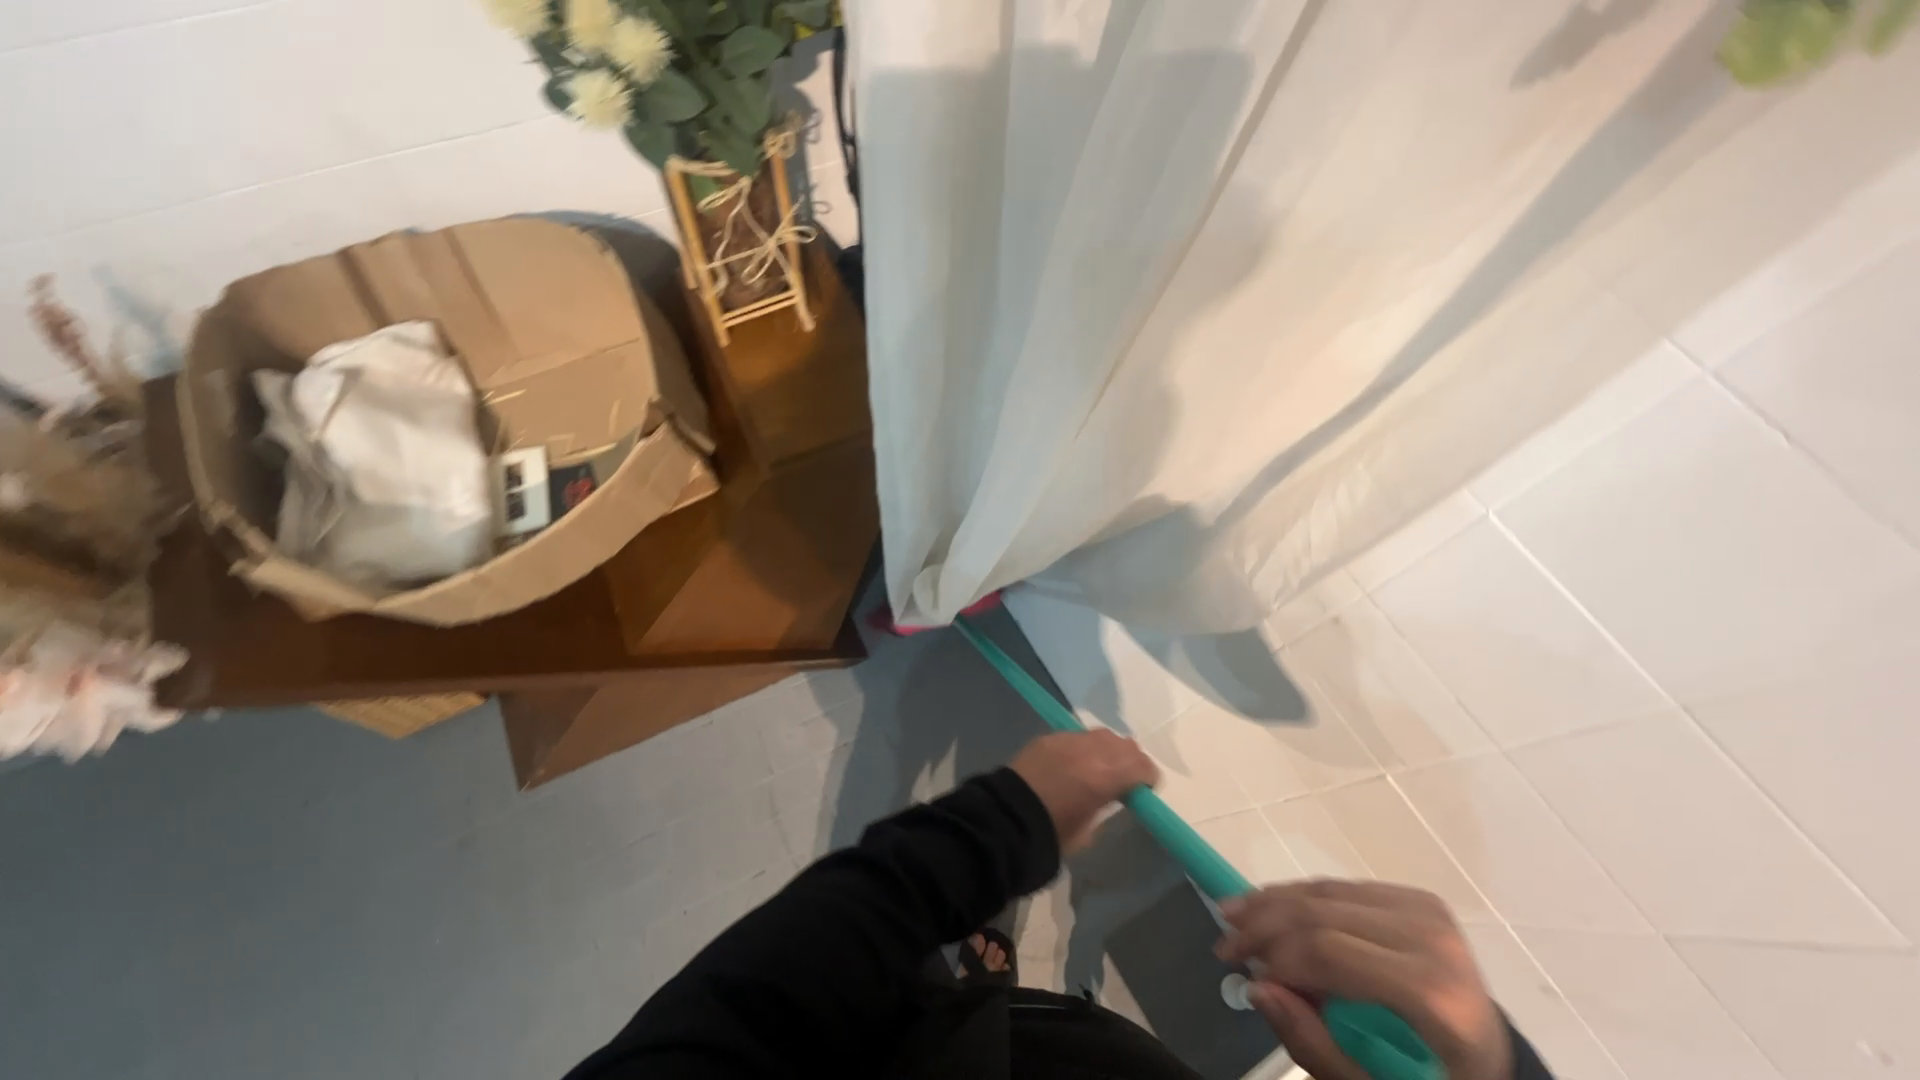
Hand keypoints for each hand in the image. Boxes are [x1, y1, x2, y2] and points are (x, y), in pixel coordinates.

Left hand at [1008, 731, 1157, 852]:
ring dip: (1108, 750)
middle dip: (1131, 760)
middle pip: (1124, 745)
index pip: (1141, 765)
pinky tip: (1076, 763)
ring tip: (1101, 767)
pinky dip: (1084, 748)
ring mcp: (1068, 740)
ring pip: (1101, 735)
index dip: (1148, 777)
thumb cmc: (1052, 833)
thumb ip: (1106, 803)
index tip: (1144, 789)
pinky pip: (1076, 737)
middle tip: (1126, 778)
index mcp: (1105, 776)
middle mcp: (1091, 751)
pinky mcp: (1048, 738)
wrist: (1006, 819)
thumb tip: (1110, 794)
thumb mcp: (1089, 828)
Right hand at [1217, 880, 1509, 1079]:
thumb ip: (1315, 1046)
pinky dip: (1299, 897)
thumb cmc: (1429, 1079)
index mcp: (1432, 993)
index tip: (1243, 975)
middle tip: (1225, 945)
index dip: (1277, 957)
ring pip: (1326, 891)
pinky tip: (1269, 907)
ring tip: (1234, 917)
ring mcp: (1426, 912)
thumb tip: (1258, 989)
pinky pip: (1341, 888)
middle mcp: (1432, 939)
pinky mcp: (1417, 899)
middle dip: (1264, 924)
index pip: (1330, 950)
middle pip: (1322, 913)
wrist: (1487, 1061)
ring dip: (1273, 902)